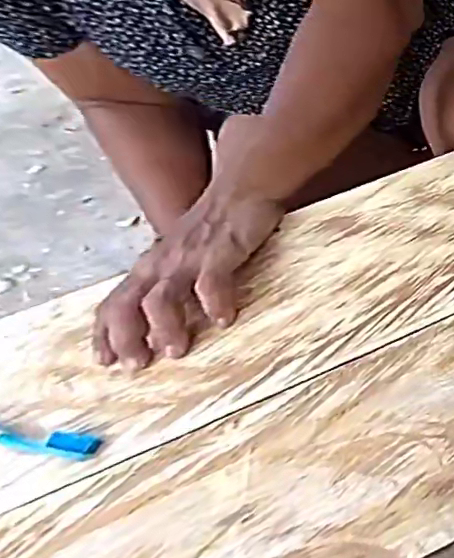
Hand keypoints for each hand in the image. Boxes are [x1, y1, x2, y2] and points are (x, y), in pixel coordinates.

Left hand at [95, 186, 283, 366]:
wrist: (244, 192)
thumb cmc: (224, 221)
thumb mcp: (193, 248)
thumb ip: (184, 272)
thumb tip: (186, 302)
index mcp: (152, 265)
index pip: (113, 303)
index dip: (105, 333)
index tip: (107, 359)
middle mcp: (160, 264)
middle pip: (126, 307)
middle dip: (127, 338)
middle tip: (138, 365)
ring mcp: (188, 259)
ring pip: (160, 301)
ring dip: (166, 329)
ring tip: (178, 350)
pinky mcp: (219, 253)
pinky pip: (210, 284)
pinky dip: (214, 304)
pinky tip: (224, 319)